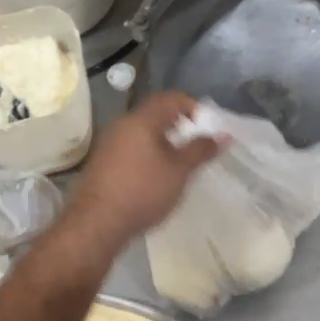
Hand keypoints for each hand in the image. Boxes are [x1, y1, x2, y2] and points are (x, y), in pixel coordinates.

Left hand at [66, 92, 221, 244]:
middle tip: (196, 145)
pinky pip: (130, 148)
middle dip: (179, 125)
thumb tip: (223, 134)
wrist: (97, 222)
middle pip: (155, 114)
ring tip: (179, 162)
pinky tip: (155, 175)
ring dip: (162, 141)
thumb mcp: (178, 171)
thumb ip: (201, 150)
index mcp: (141, 120)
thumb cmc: (143, 191)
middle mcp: (122, 125)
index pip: (170, 98)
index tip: (208, 127)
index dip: (193, 107)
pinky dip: (147, 153)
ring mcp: (108, 143)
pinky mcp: (102, 162)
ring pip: (141, 132)